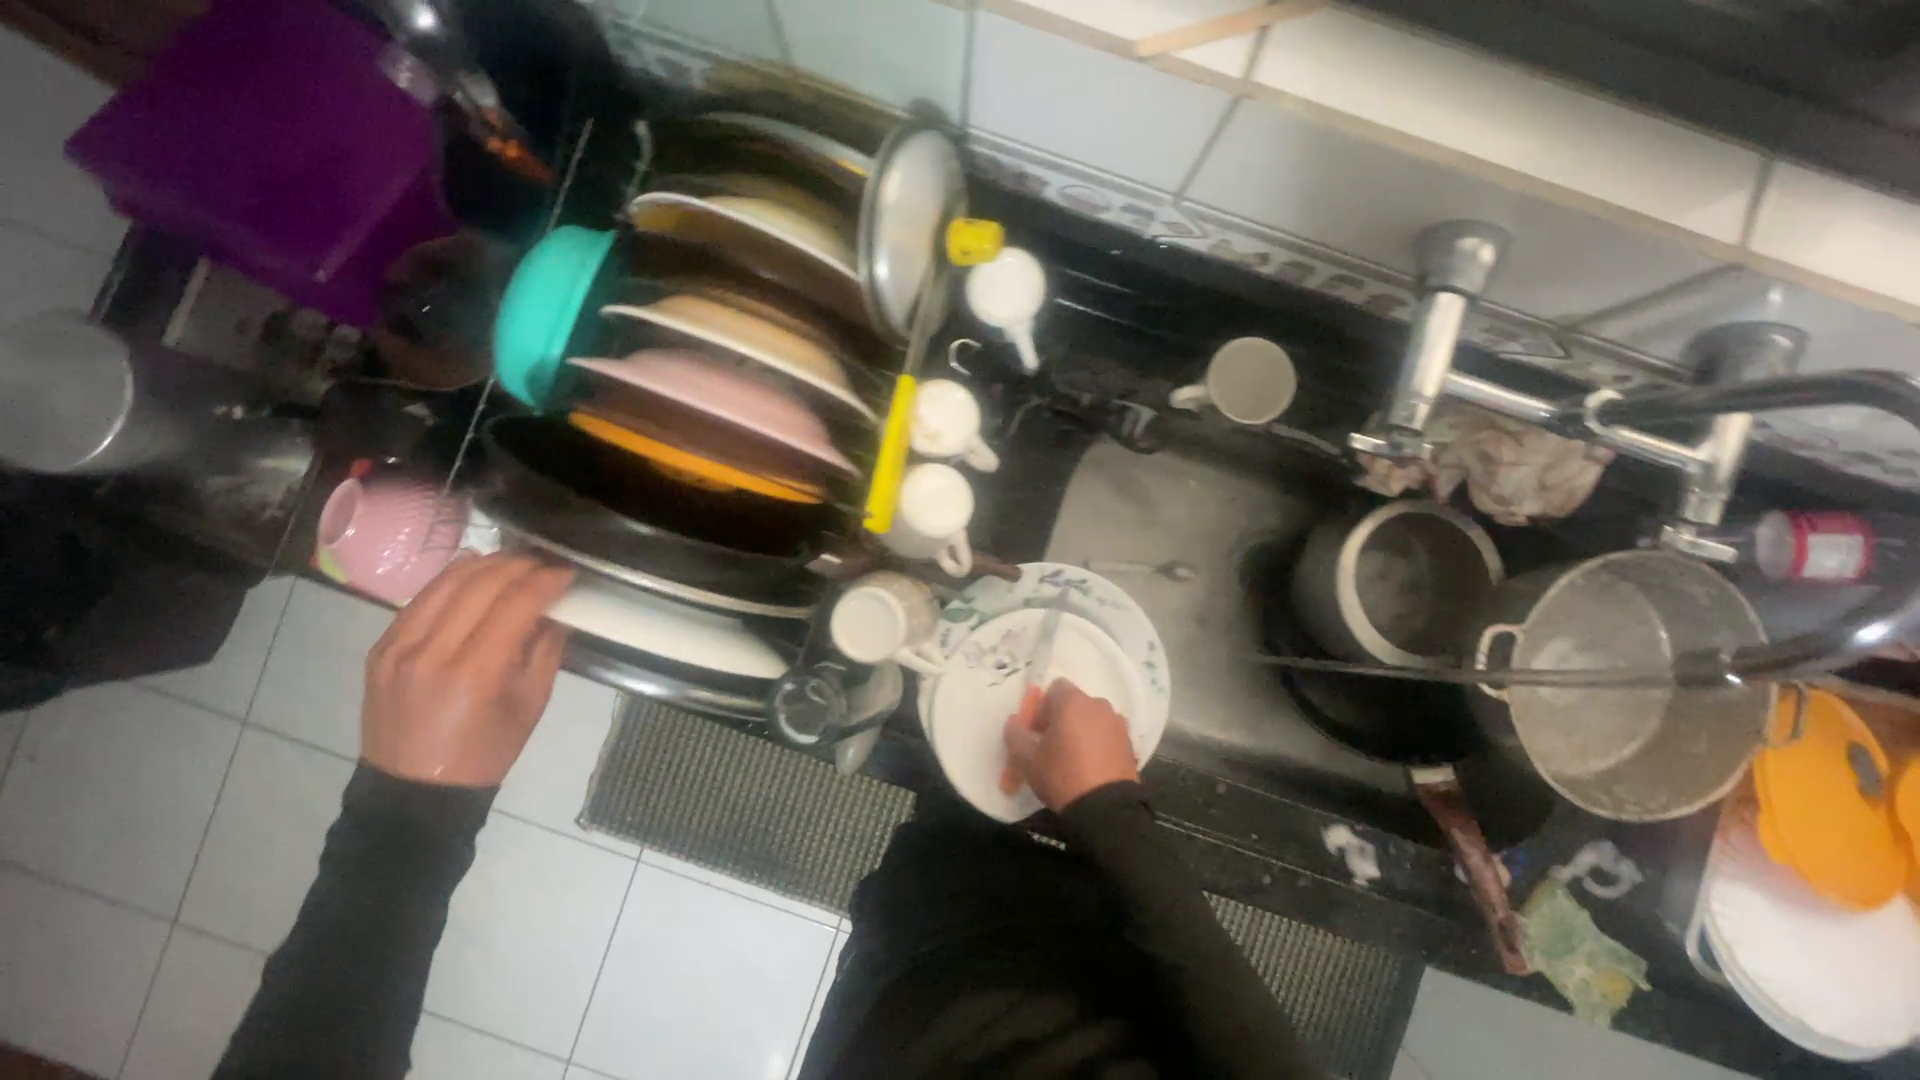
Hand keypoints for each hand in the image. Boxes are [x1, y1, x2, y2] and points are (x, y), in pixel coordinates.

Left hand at [361, 553, 574, 786]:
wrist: (414, 791)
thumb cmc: (485, 753)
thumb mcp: (531, 704)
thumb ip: (545, 650)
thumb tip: (555, 608)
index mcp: (475, 673)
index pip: (516, 603)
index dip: (546, 580)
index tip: (568, 572)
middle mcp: (431, 652)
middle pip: (480, 583)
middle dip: (520, 565)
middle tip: (546, 563)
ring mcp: (398, 647)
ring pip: (446, 582)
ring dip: (485, 564)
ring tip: (515, 562)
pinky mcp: (380, 648)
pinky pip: (420, 599)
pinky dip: (452, 580)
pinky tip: (475, 574)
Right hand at [1000, 678, 1138, 810]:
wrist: (1106, 808)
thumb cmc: (1062, 776)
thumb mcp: (1027, 760)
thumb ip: (1016, 735)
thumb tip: (1014, 721)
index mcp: (1072, 702)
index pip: (1055, 688)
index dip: (1043, 707)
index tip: (1037, 731)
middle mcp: (1098, 705)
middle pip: (1075, 703)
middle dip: (1062, 719)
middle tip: (1052, 746)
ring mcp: (1117, 724)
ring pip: (1092, 719)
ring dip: (1081, 730)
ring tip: (1074, 758)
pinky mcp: (1129, 743)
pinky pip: (1107, 735)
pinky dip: (1098, 743)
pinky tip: (1091, 767)